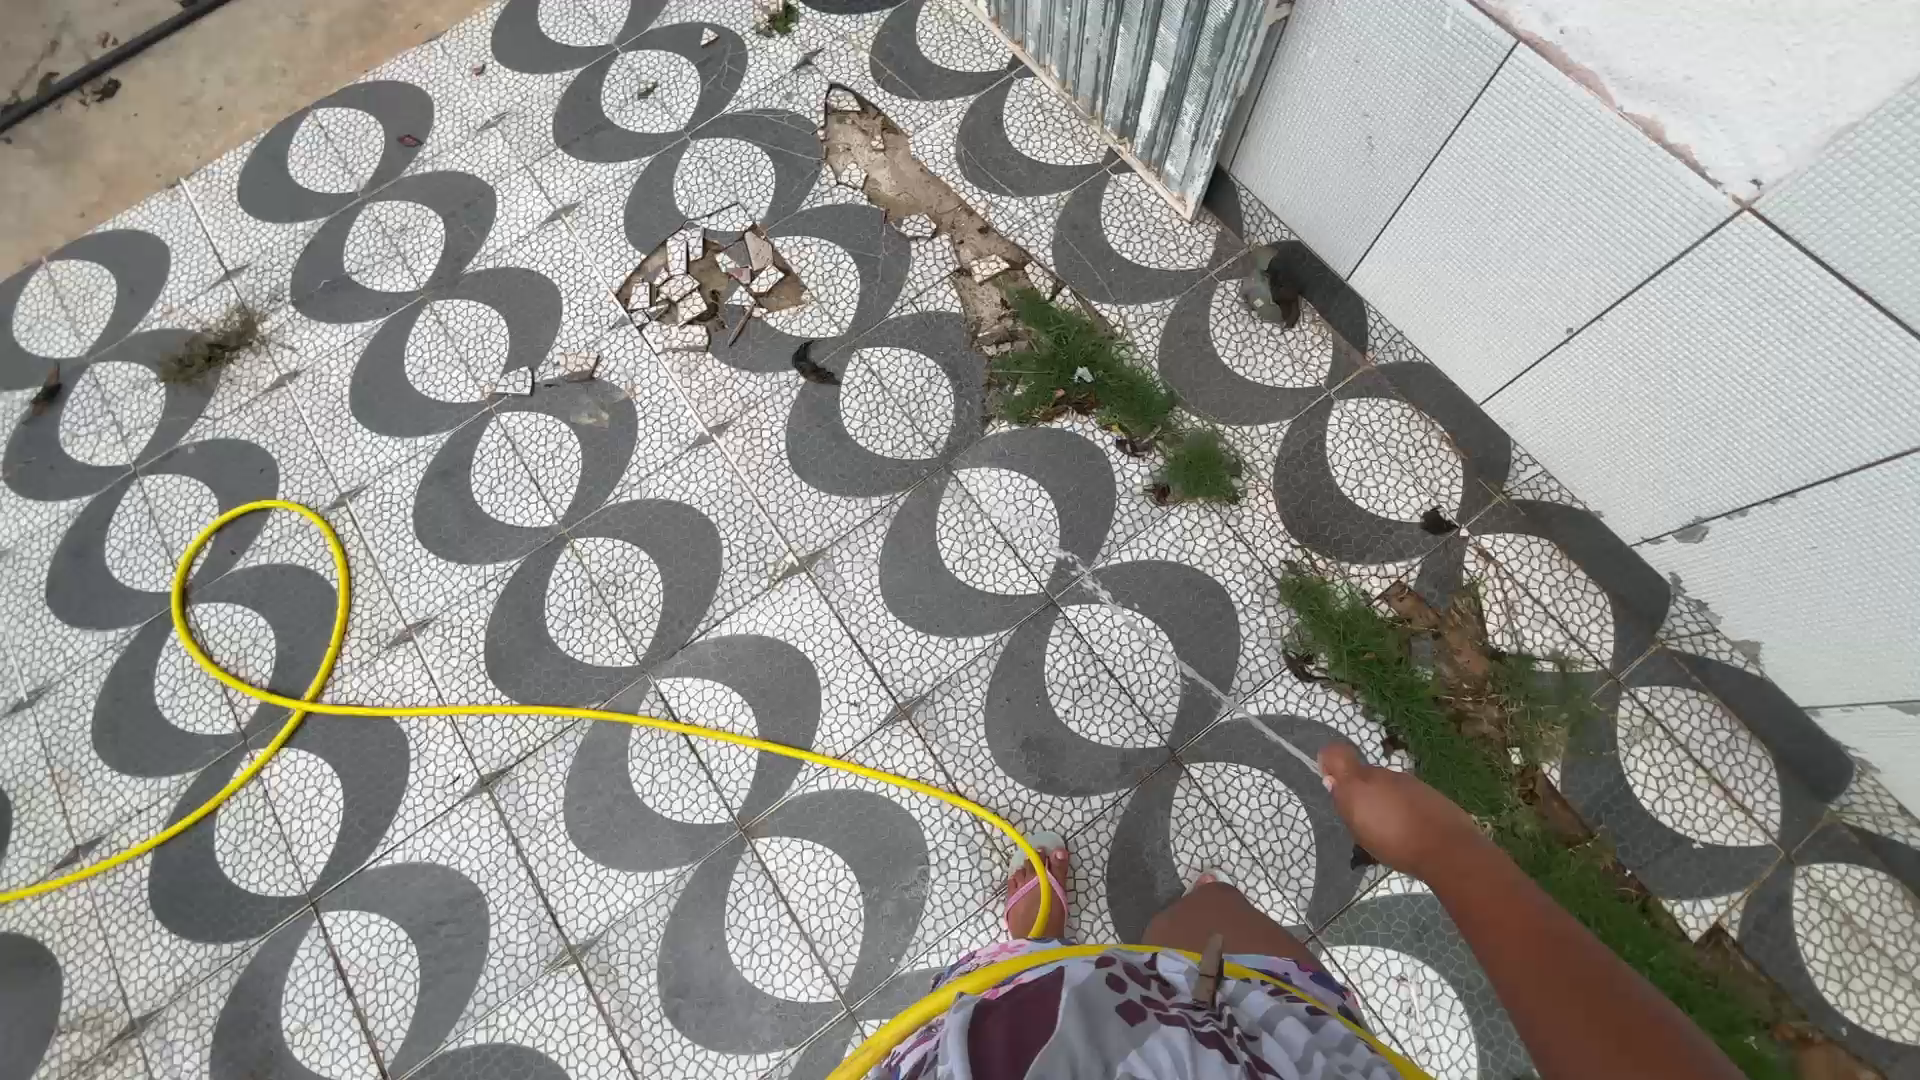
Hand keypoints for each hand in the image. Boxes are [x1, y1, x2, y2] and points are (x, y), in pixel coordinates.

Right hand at [1318, 741, 1490, 883]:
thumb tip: (1333, 782)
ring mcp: (1407, 781)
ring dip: (1385, 800)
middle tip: (1367, 818)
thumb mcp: (1359, 829)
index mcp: (1358, 781)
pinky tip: (1413, 830)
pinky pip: (1407, 794)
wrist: (1449, 850)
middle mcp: (1381, 775)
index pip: (1334, 752)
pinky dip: (1405, 807)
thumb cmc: (1395, 843)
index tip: (1332, 782)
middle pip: (1362, 773)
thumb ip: (1344, 802)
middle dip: (1361, 791)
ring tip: (1393, 829)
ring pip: (1386, 785)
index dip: (1329, 761)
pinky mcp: (1428, 791)